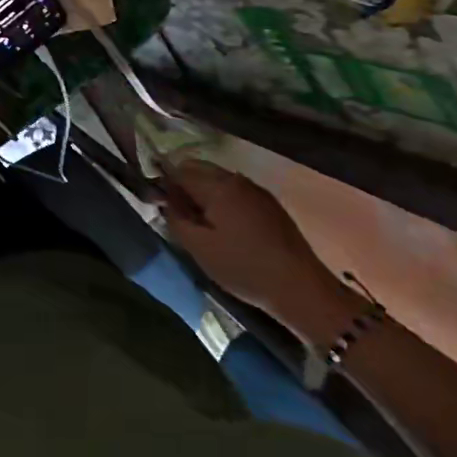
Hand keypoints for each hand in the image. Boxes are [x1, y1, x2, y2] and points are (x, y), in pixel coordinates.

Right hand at [156, 159, 360, 343]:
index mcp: (218, 185)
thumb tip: (165, 199)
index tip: (157, 201)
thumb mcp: (199, 248)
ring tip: (198, 222)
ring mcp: (256, 190)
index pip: (180, 169)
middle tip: (176, 213)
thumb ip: (176, 218)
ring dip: (203, 192)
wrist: (299, 287)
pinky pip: (236, 192)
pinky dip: (222, 200)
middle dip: (183, 184)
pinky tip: (224, 226)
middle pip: (200, 169)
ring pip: (219, 179)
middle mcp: (237, 179)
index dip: (164, 182)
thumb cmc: (243, 267)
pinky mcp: (270, 205)